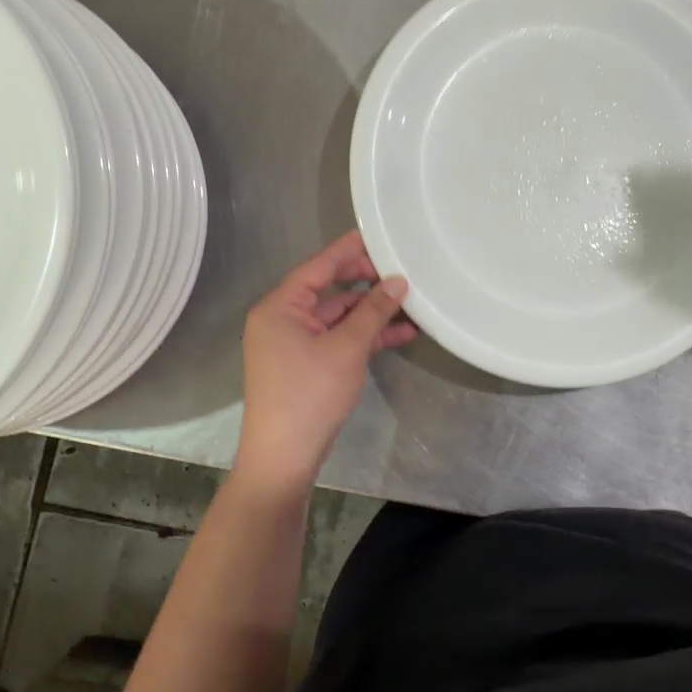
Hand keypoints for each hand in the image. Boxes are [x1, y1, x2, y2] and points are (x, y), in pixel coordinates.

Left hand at [236, 231, 417, 487]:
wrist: (285, 456)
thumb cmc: (310, 394)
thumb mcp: (347, 348)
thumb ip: (373, 311)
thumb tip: (398, 281)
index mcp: (280, 307)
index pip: (318, 267)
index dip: (348, 250)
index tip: (377, 234)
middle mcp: (283, 320)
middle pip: (329, 290)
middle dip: (366, 282)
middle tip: (400, 269)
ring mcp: (294, 344)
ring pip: (339, 316)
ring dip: (371, 311)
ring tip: (410, 301)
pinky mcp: (307, 365)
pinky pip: (339, 338)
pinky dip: (365, 336)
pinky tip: (400, 333)